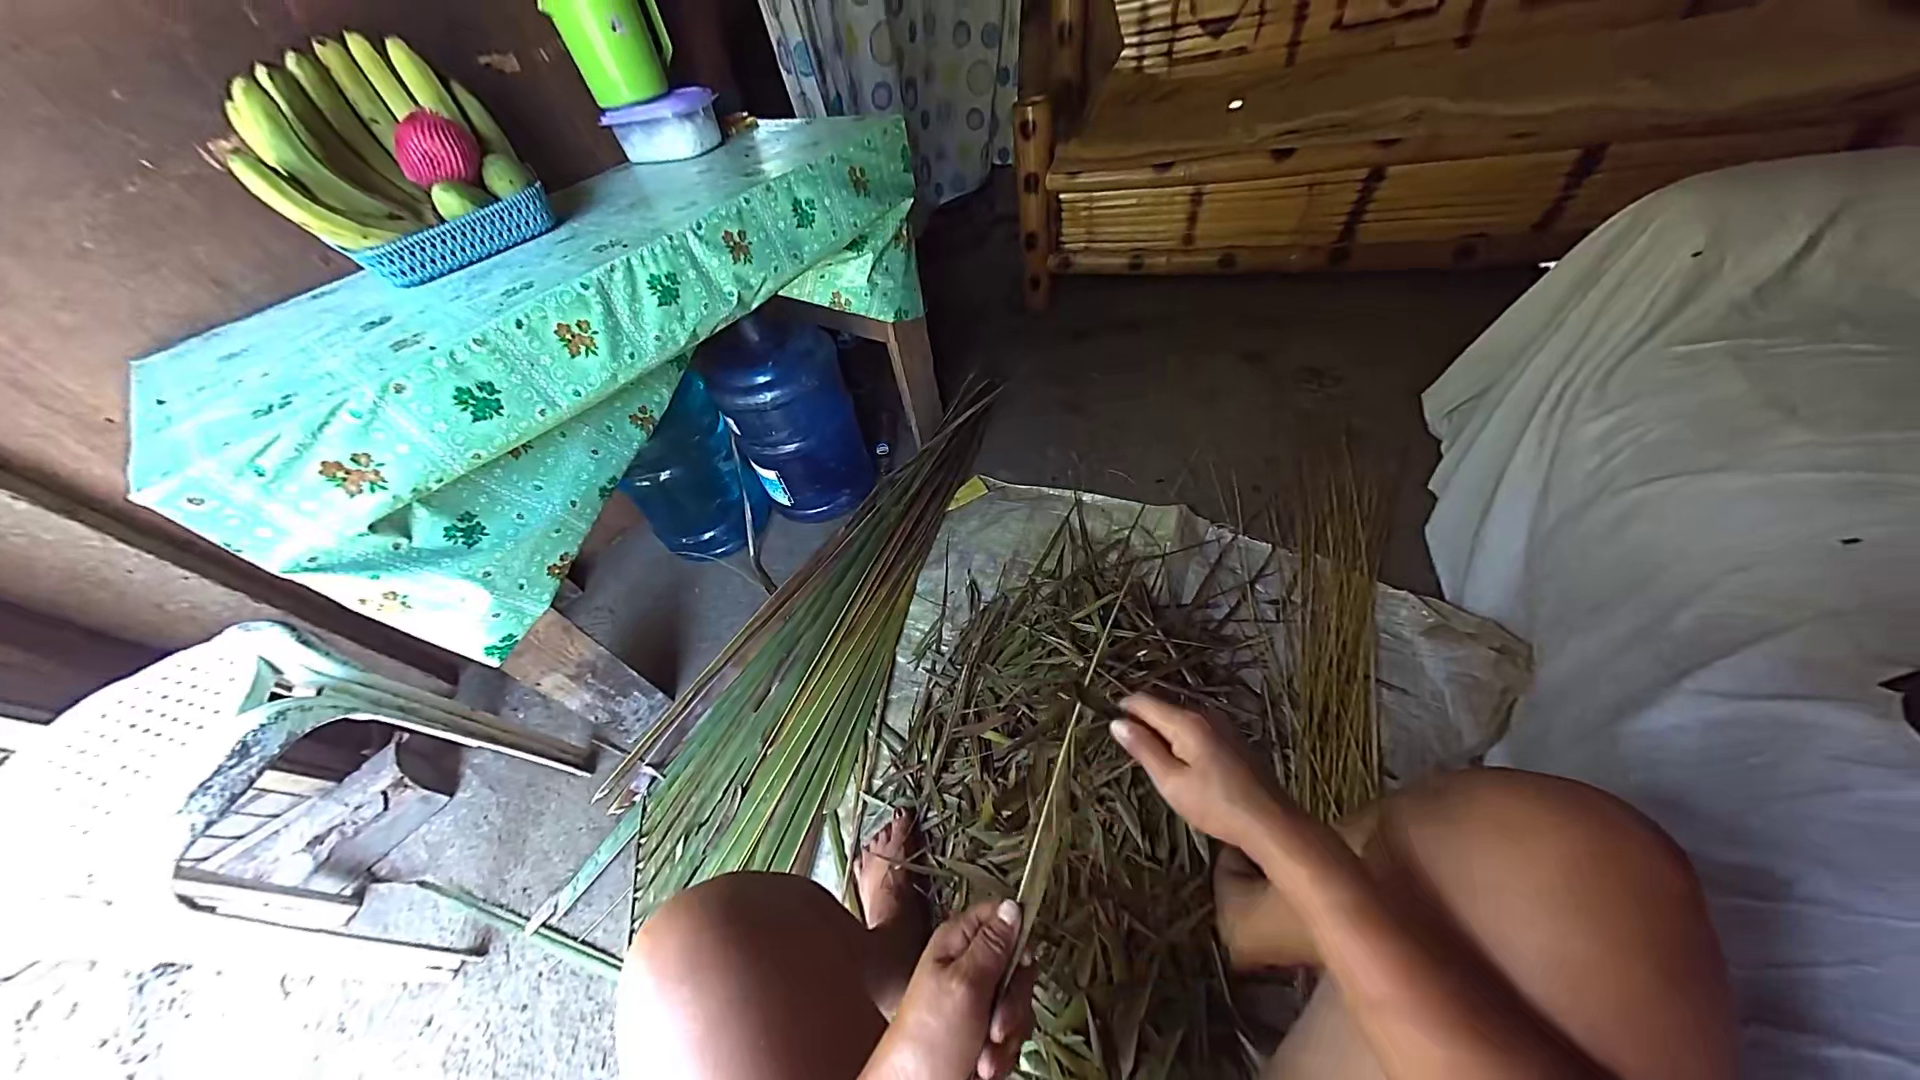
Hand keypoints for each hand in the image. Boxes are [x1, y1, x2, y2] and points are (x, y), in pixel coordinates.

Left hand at [863, 898, 1037, 1079]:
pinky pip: (1011, 1031)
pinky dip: (1004, 1053)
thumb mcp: (965, 984)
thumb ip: (993, 945)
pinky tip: (986, 1067)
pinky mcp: (981, 1031)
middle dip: (1014, 1000)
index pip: (1000, 914)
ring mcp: (975, 999)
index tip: (1020, 965)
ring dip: (1009, 1033)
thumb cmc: (931, 1038)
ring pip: (1017, 1000)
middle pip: (1015, 961)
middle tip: (996, 1026)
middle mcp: (967, 963)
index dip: (1018, 936)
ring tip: (986, 1056)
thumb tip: (1014, 905)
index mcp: (957, 940)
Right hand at [1110, 694, 1290, 851]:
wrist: (1272, 823)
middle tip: (1129, 749)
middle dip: (1142, 721)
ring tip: (1152, 759)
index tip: (1109, 725)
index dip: (1123, 709)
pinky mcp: (1233, 740)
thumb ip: (1143, 749)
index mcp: (1186, 722)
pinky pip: (1196, 729)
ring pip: (1180, 719)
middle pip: (1162, 707)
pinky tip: (1182, 763)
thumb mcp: (1171, 782)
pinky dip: (1181, 739)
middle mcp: (1205, 715)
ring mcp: (1222, 726)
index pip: (1143, 701)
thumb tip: (1117, 723)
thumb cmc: (1216, 805)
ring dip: (1162, 731)